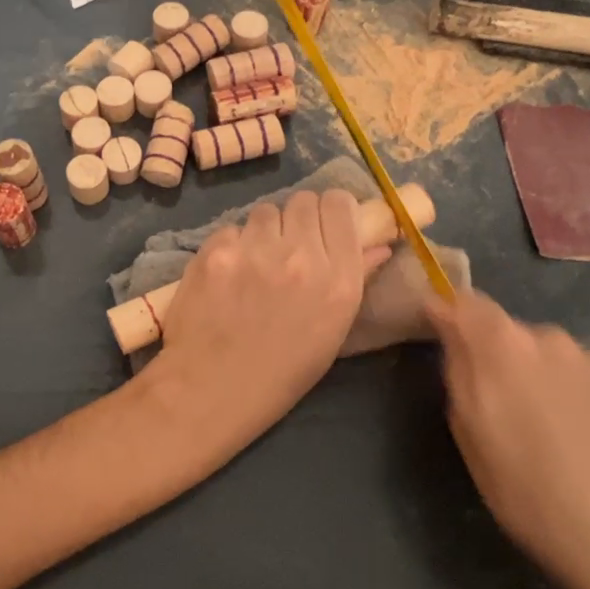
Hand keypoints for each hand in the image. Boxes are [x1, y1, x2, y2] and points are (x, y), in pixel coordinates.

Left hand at [144, 189, 390, 452]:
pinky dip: (233, 244)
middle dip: (300, 217)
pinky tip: (228, 273)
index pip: (341, 205)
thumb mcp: (332, 332)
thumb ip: (355, 279)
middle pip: (304, 200)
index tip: (326, 224)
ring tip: (257, 260)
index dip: (333, 210)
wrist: (212, 388)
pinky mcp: (216, 250)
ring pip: (266, 210)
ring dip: (266, 229)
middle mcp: (301, 257)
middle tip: (290, 243)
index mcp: (338, 280)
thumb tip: (377, 245)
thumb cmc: (281, 372)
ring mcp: (254, 250)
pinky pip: (232, 228)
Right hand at [428, 294, 589, 588]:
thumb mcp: (466, 430)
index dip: (447, 313)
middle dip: (497, 354)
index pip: (465, 302)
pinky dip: (578, 395)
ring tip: (544, 425)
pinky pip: (588, 379)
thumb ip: (457, 369)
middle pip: (510, 331)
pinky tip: (583, 438)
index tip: (436, 332)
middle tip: (496, 402)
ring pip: (552, 355)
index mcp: (502, 344)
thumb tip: (451, 333)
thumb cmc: (522, 486)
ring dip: (540, 374)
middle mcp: (550, 338)